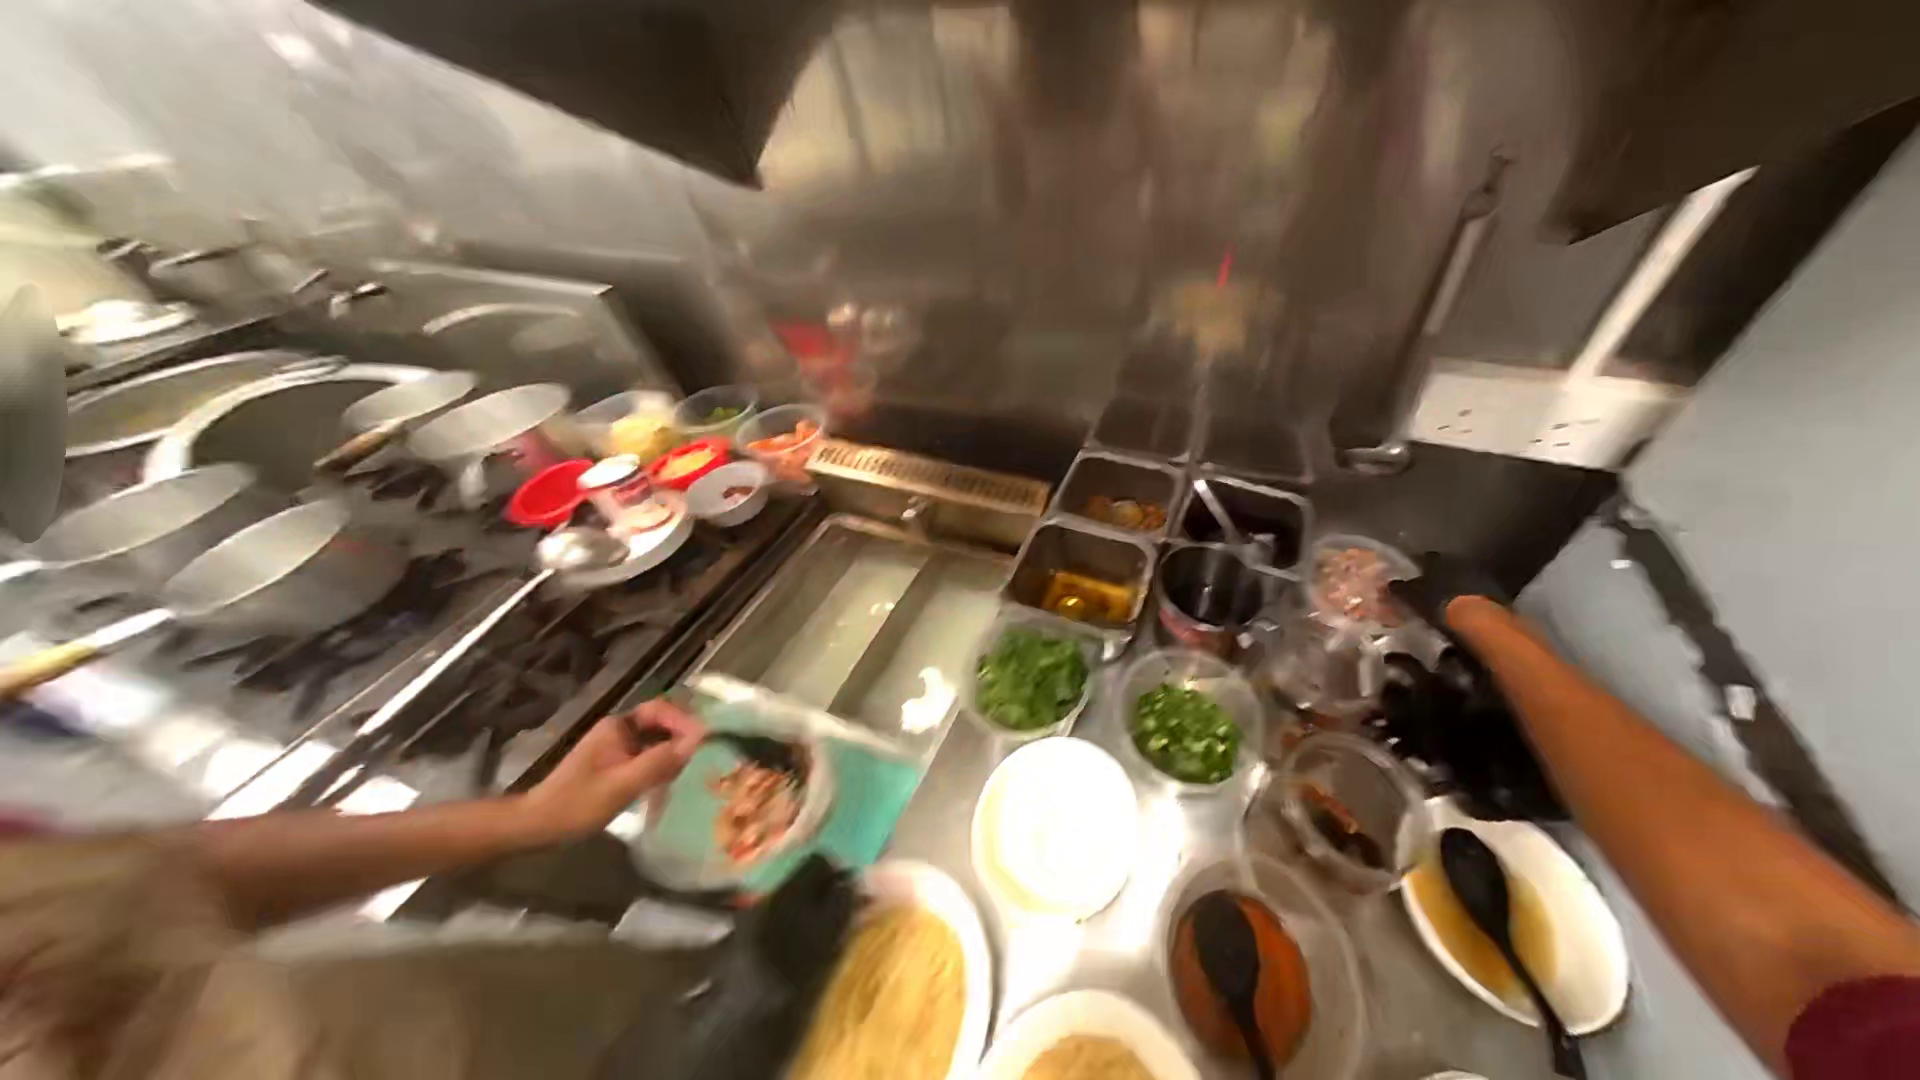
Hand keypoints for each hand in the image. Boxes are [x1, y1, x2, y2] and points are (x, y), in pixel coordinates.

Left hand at [520, 700, 704, 840]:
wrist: (534, 828)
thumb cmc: (576, 804)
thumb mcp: (622, 785)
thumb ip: (659, 762)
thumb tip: (698, 740)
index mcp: (618, 727)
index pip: (662, 710)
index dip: (685, 722)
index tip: (706, 740)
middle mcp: (619, 730)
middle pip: (661, 723)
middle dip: (683, 736)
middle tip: (705, 754)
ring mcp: (616, 747)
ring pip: (656, 740)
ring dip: (674, 751)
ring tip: (692, 769)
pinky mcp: (615, 765)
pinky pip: (647, 756)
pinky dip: (662, 764)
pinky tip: (670, 781)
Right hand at [1389, 552, 1508, 631]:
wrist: (1478, 619)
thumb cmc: (1438, 603)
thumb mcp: (1411, 597)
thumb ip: (1400, 589)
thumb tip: (1390, 584)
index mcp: (1439, 562)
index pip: (1427, 558)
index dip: (1420, 564)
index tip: (1415, 573)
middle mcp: (1460, 564)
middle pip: (1448, 567)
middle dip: (1440, 575)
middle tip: (1431, 587)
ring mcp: (1481, 577)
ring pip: (1463, 579)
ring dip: (1456, 586)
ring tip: (1447, 599)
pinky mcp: (1496, 593)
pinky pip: (1477, 592)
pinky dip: (1470, 598)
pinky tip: (1463, 608)